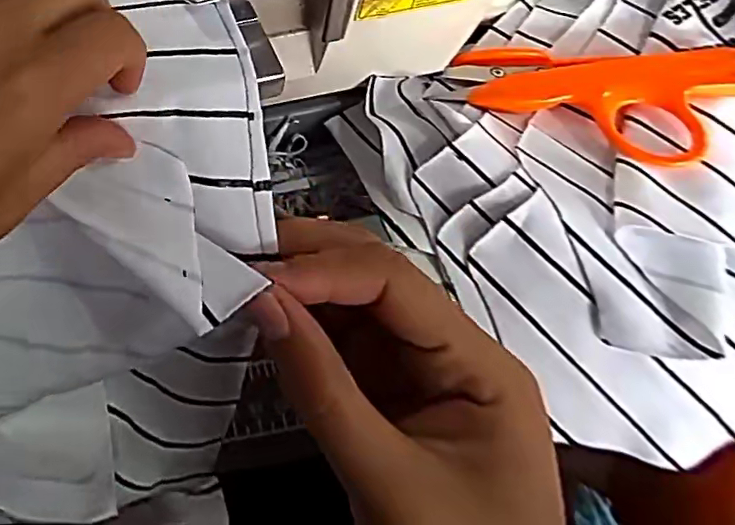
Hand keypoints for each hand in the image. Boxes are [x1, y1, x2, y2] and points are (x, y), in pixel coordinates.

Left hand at [0, 0, 146, 415]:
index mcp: (30, 80)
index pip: (112, 32)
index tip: (116, 93)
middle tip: (83, 73)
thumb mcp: (0, 205)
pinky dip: (7, 4)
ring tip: (34, 61)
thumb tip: (115, 133)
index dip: (130, 58)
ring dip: (53, 6)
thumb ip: (68, 152)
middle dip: (98, 21)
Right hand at [248, 218, 561, 524]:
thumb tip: (269, 307)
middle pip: (376, 273)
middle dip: (311, 256)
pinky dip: (301, 316)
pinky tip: (272, 311)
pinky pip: (339, 333)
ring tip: (253, 275)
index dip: (325, 270)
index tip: (267, 277)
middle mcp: (452, 352)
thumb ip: (323, 390)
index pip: (396, 283)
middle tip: (251, 252)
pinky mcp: (387, 387)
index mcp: (483, 367)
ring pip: (353, 296)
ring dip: (300, 281)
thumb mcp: (390, 482)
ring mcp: (418, 368)